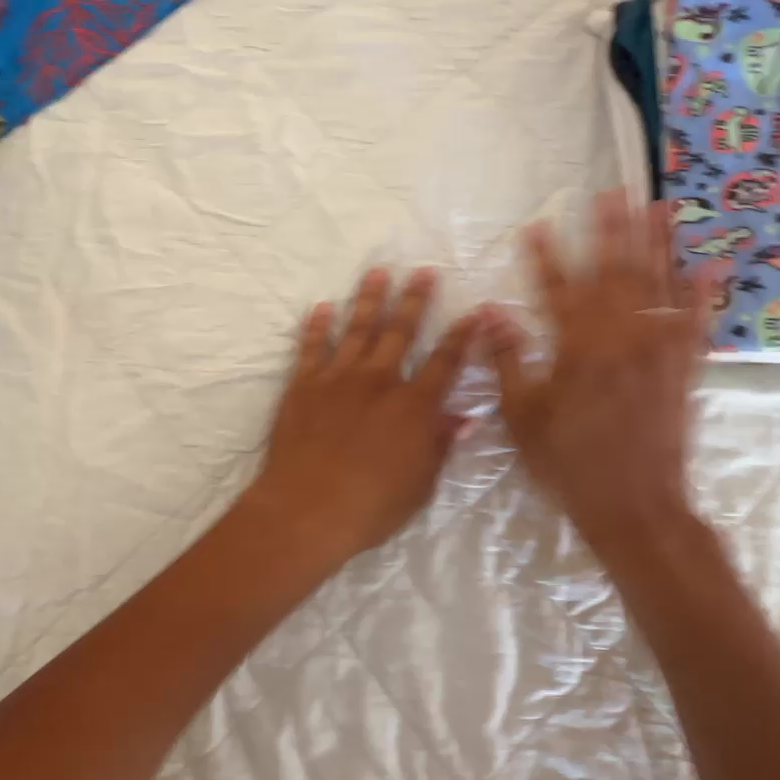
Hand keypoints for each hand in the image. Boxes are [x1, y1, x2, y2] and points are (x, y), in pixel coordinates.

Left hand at [247, 268, 482, 563]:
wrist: (306, 508)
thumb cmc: (371, 507)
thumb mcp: (420, 483)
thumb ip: (440, 445)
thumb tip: (464, 418)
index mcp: (414, 406)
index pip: (446, 361)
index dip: (464, 335)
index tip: (477, 311)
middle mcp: (378, 381)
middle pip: (400, 332)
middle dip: (414, 299)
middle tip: (422, 271)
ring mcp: (336, 379)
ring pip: (356, 329)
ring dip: (368, 299)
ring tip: (377, 272)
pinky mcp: (302, 386)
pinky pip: (310, 348)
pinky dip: (317, 326)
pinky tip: (322, 307)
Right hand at [475, 190, 710, 546]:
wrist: (634, 503)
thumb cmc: (566, 462)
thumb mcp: (520, 417)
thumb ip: (507, 361)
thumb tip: (492, 313)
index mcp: (576, 349)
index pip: (556, 291)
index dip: (545, 258)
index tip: (537, 225)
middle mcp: (621, 339)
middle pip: (614, 274)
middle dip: (610, 231)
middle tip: (611, 191)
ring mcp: (658, 352)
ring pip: (658, 286)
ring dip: (657, 245)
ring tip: (659, 206)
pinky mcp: (683, 370)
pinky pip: (696, 323)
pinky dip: (702, 293)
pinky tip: (708, 266)